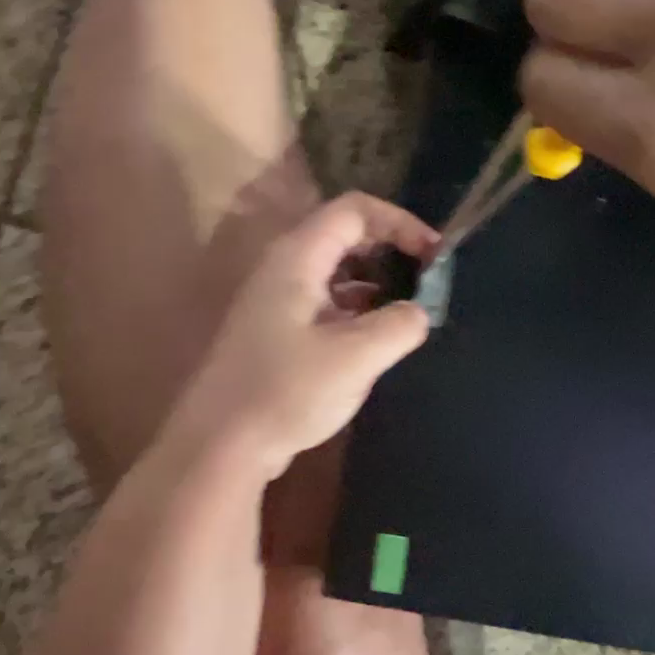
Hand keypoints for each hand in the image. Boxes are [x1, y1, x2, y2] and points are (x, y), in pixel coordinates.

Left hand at [160, 192, 438, 479]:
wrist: (220, 444)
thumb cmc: (285, 391)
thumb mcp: (354, 358)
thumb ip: (398, 326)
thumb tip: (419, 312)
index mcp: (298, 258)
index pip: (355, 210)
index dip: (399, 222)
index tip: (434, 254)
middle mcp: (284, 268)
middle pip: (345, 235)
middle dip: (391, 250)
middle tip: (428, 280)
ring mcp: (277, 301)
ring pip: (336, 272)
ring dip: (376, 283)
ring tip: (411, 311)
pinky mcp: (277, 332)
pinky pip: (326, 302)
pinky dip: (357, 309)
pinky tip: (378, 339)